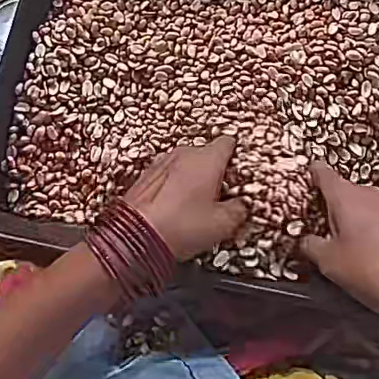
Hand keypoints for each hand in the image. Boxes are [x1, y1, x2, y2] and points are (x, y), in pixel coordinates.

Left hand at [122, 137, 249, 260]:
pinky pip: (169, 175)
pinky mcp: (147, 175)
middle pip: (207, 154)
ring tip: (197, 207)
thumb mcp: (223, 224)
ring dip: (193, 179)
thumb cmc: (177, 226)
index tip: (239, 173)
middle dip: (215, 172)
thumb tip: (242, 205)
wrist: (136, 236)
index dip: (236, 156)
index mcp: (207, 158)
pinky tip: (177, 209)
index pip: (228, 143)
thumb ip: (240, 209)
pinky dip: (175, 186)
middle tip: (221, 198)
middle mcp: (183, 154)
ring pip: (186, 165)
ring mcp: (162, 162)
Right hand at [298, 161, 378, 315]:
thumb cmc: (371, 271)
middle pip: (345, 190)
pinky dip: (377, 229)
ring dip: (357, 217)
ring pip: (367, 205)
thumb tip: (306, 240)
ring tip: (349, 243)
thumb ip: (311, 244)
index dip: (312, 174)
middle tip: (322, 224)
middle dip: (333, 203)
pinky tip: (376, 253)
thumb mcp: (328, 262)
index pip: (323, 172)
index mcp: (345, 196)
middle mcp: (371, 195)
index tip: (306, 178)